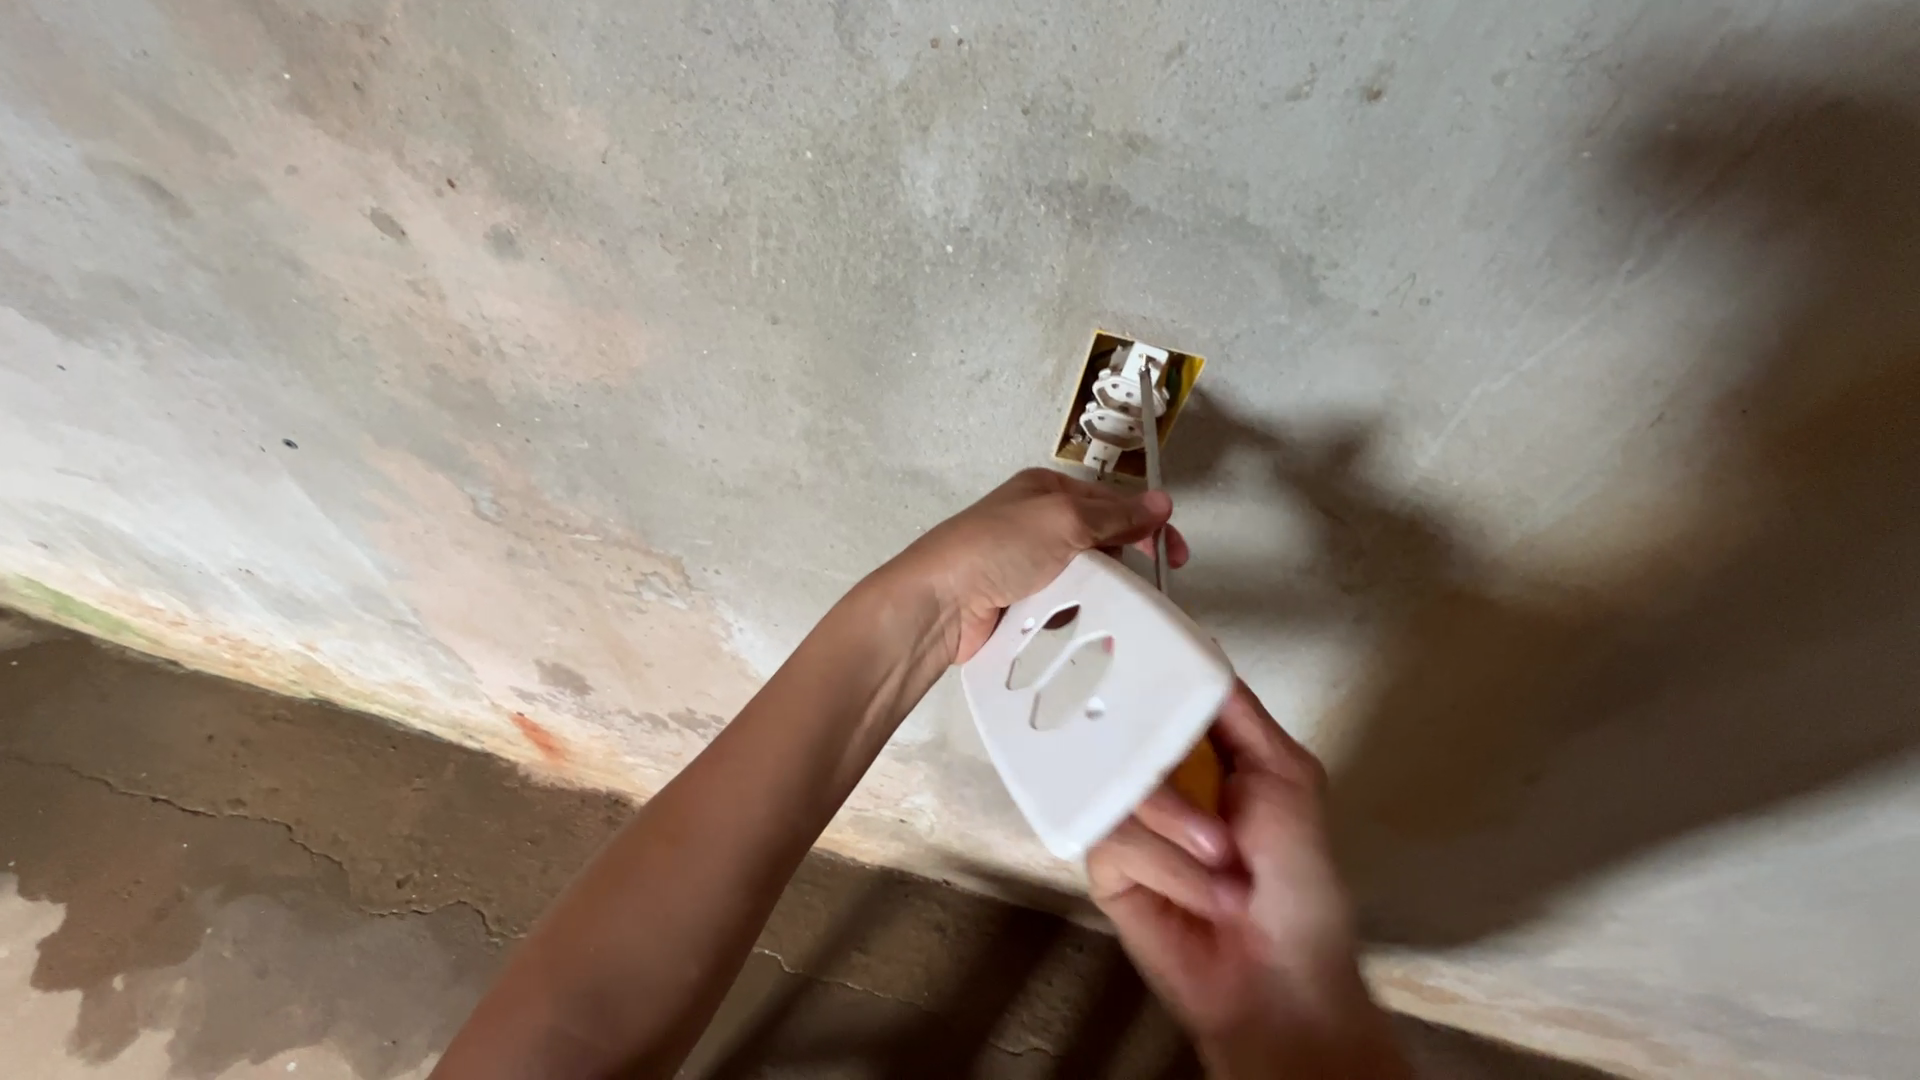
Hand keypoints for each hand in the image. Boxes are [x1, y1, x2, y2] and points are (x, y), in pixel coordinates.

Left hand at [878, 468, 1188, 661]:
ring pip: (1086, 579)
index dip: (1145, 524)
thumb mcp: (1062, 518)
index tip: (1172, 554)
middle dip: (1125, 563)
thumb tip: (1160, 502)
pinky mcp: (1023, 603)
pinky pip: (1065, 607)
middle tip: (1148, 588)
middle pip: (1101, 543)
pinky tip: (1089, 626)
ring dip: (1102, 593)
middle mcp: (1038, 525)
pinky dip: (1079, 615)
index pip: (1111, 503)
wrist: (940, 603)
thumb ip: (1115, 515)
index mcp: (1046, 492)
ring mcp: (1029, 567)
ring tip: (1116, 610)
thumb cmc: (994, 548)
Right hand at [1087, 684, 1407, 1078]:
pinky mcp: (1104, 862)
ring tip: (1226, 867)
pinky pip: (1114, 837)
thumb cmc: (1296, 876)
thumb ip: (1240, 714)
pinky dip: (1166, 866)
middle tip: (1206, 806)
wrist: (1276, 979)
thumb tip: (1200, 647)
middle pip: (1123, 734)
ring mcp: (1125, 817)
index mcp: (1195, 751)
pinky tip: (1201, 895)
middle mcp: (1154, 776)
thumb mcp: (1286, 776)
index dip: (1142, 678)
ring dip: (1183, 831)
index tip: (1129, 653)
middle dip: (1172, 772)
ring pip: (1121, 787)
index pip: (1153, 697)